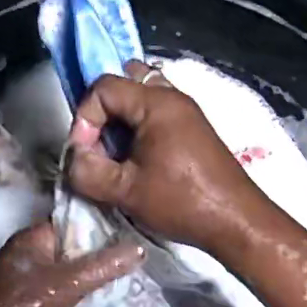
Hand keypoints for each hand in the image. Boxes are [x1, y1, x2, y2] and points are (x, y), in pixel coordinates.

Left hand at [0, 223, 143, 306]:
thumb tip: (140, 248)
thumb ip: (103, 267)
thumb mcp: (68, 285)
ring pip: (63, 269)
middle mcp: (26, 252)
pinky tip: (94, 300)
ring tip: (122, 278)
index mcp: (33, 237)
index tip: (131, 232)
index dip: (101, 224)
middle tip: (132, 259)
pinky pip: (55, 288)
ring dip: (86, 275)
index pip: (73, 220)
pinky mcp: (22, 299)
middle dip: (98, 253)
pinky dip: (73, 292)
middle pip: (70, 246)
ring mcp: (22, 276)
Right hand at [66, 60, 284, 254]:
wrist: (235, 221)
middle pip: (124, 85)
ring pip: (141, 101)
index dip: (84, 118)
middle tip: (98, 150)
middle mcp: (173, 97)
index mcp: (156, 102)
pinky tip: (137, 165)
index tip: (85, 154)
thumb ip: (87, 172)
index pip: (103, 86)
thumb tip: (72, 160)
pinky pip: (156, 117)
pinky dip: (139, 133)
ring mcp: (186, 113)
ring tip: (116, 160)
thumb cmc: (182, 202)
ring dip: (121, 126)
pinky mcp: (193, 132)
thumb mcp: (126, 191)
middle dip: (102, 116)